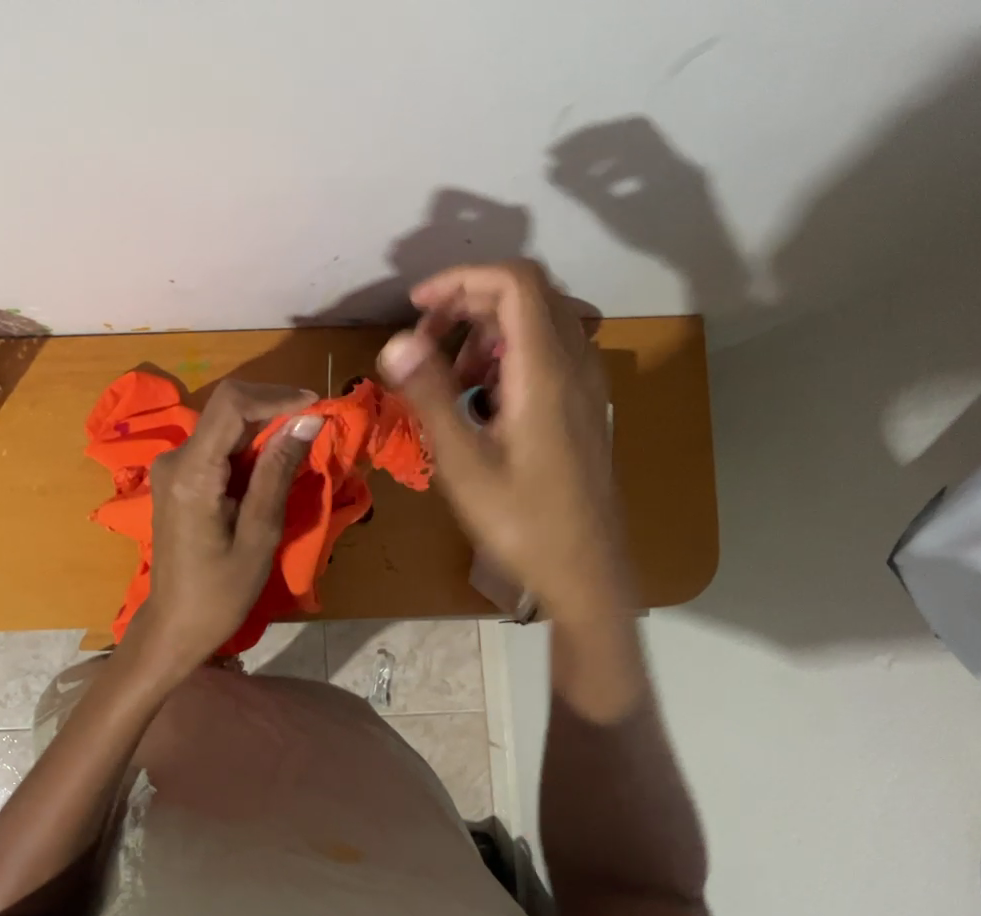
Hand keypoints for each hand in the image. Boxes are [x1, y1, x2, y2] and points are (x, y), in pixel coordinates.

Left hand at [130, 380, 322, 669]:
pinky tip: (270, 471)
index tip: (316, 406)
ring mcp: (170, 468)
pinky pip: (216, 448)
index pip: (230, 404)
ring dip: (263, 431)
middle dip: (273, 412)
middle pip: (226, 411)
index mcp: (191, 474)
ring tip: (299, 453)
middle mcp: (173, 460)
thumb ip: (278, 472)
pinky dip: (247, 450)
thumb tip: (307, 420)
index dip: (275, 396)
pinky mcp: (176, 479)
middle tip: (315, 429)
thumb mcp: (259, 534)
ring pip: (223, 427)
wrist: (176, 624)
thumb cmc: (220, 592)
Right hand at [379, 259, 634, 622]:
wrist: (585, 571)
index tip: (415, 307)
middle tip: (421, 344)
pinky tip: (480, 401)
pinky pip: (547, 354)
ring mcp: (585, 385)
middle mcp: (575, 364)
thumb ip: (430, 395)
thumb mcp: (463, 462)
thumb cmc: (521, 521)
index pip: (515, 283)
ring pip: (539, 323)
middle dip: (467, 304)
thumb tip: (395, 342)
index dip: (462, 280)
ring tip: (447, 377)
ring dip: (486, 332)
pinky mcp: (582, 407)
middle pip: (527, 296)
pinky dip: (507, 356)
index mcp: (546, 370)